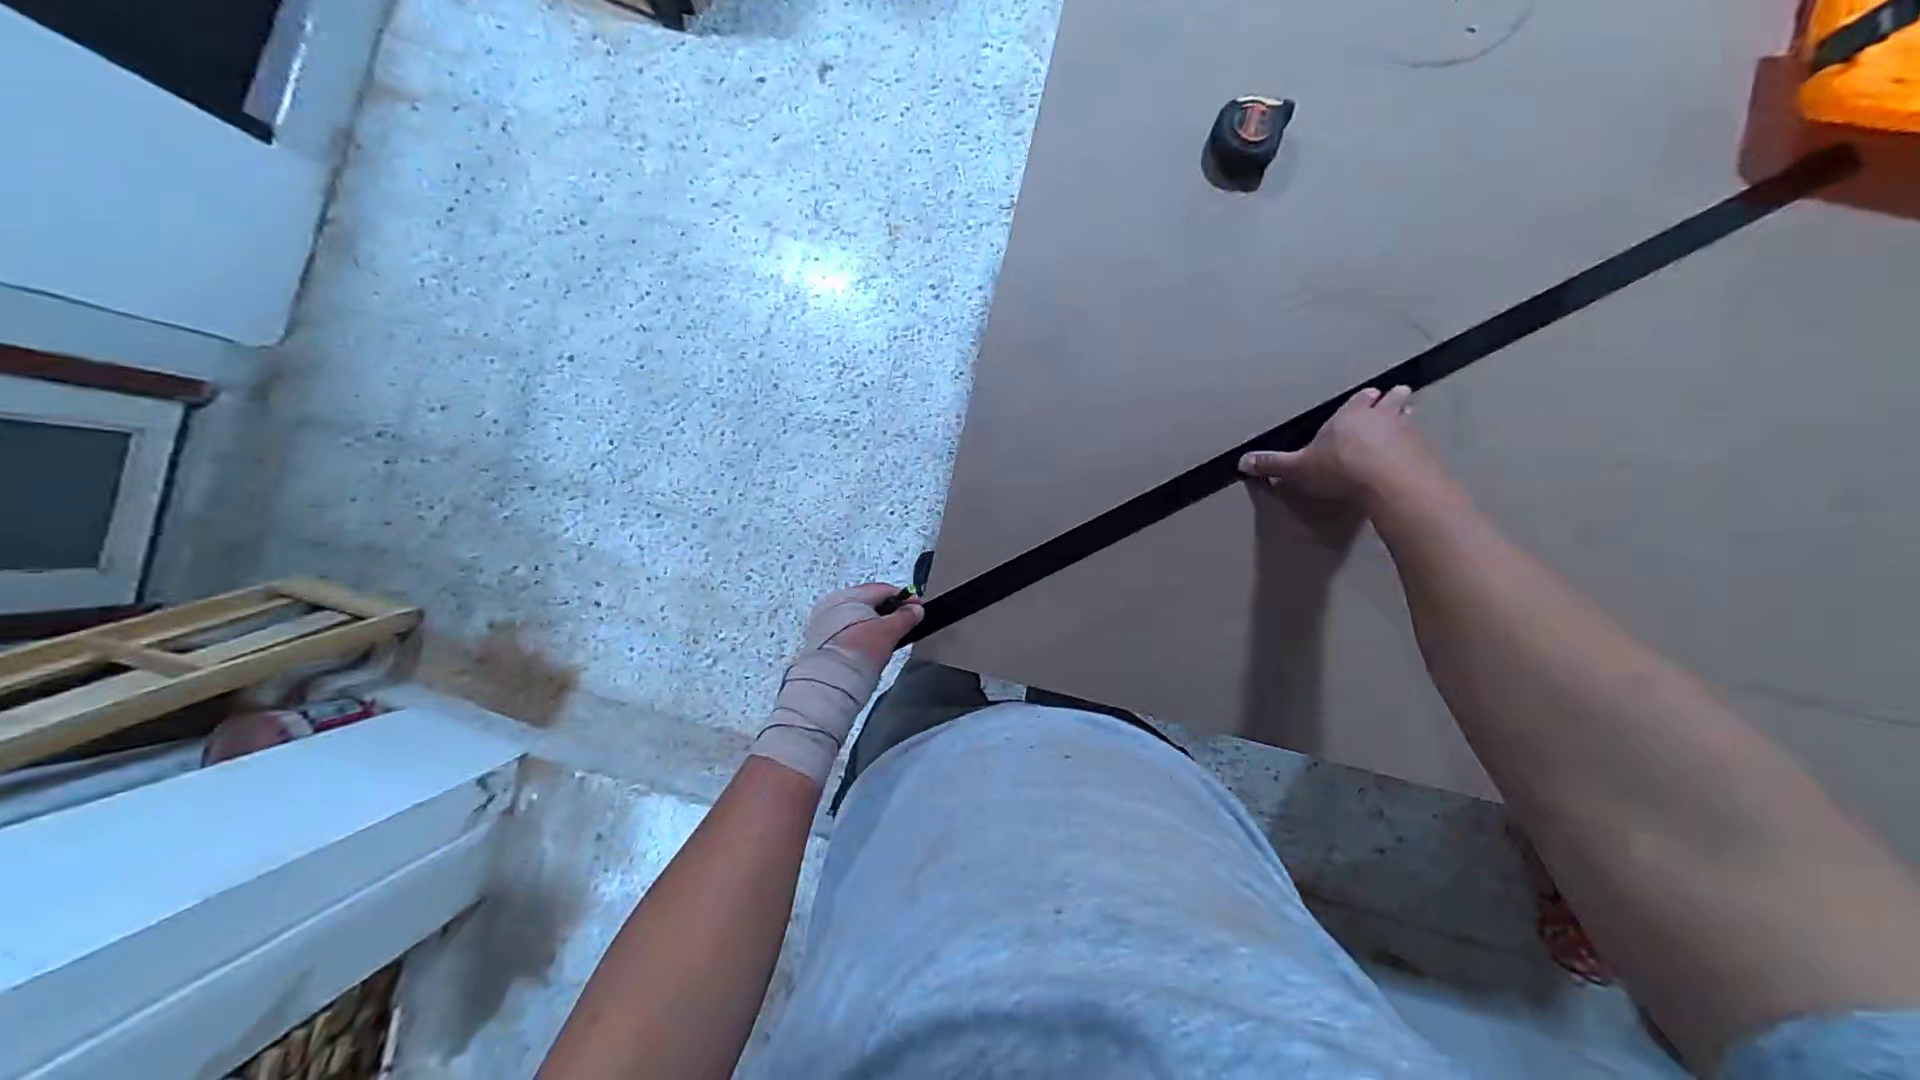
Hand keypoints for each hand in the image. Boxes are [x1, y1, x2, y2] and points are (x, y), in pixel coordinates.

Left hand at [802, 583, 923, 667]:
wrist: (832, 681)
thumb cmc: (856, 653)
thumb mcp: (891, 631)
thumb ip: (906, 616)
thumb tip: (915, 610)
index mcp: (848, 595)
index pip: (883, 589)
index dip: (904, 599)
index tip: (917, 609)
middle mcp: (832, 604)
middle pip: (869, 603)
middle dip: (889, 613)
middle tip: (905, 623)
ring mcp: (823, 622)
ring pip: (857, 617)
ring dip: (874, 625)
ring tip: (888, 639)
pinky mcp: (820, 640)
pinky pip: (847, 632)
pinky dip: (860, 636)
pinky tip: (869, 649)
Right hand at [1238, 386, 1442, 507]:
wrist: (1391, 485)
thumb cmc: (1341, 469)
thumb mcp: (1298, 469)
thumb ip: (1272, 464)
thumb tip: (1241, 462)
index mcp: (1351, 413)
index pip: (1361, 398)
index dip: (1362, 400)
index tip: (1365, 400)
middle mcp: (1383, 415)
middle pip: (1393, 398)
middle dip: (1392, 400)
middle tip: (1393, 402)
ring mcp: (1409, 432)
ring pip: (1410, 417)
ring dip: (1406, 420)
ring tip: (1402, 427)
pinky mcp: (1425, 452)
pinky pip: (1421, 443)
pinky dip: (1416, 447)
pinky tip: (1412, 459)